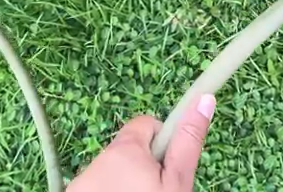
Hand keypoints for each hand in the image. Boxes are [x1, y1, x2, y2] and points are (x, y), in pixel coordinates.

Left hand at [67, 95, 215, 191]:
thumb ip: (188, 141)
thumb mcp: (176, 185)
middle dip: (142, 169)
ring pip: (109, 177)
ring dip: (123, 187)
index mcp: (124, 149)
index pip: (146, 124)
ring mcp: (78, 188)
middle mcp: (95, 163)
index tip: (167, 170)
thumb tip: (205, 98)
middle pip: (126, 152)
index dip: (162, 143)